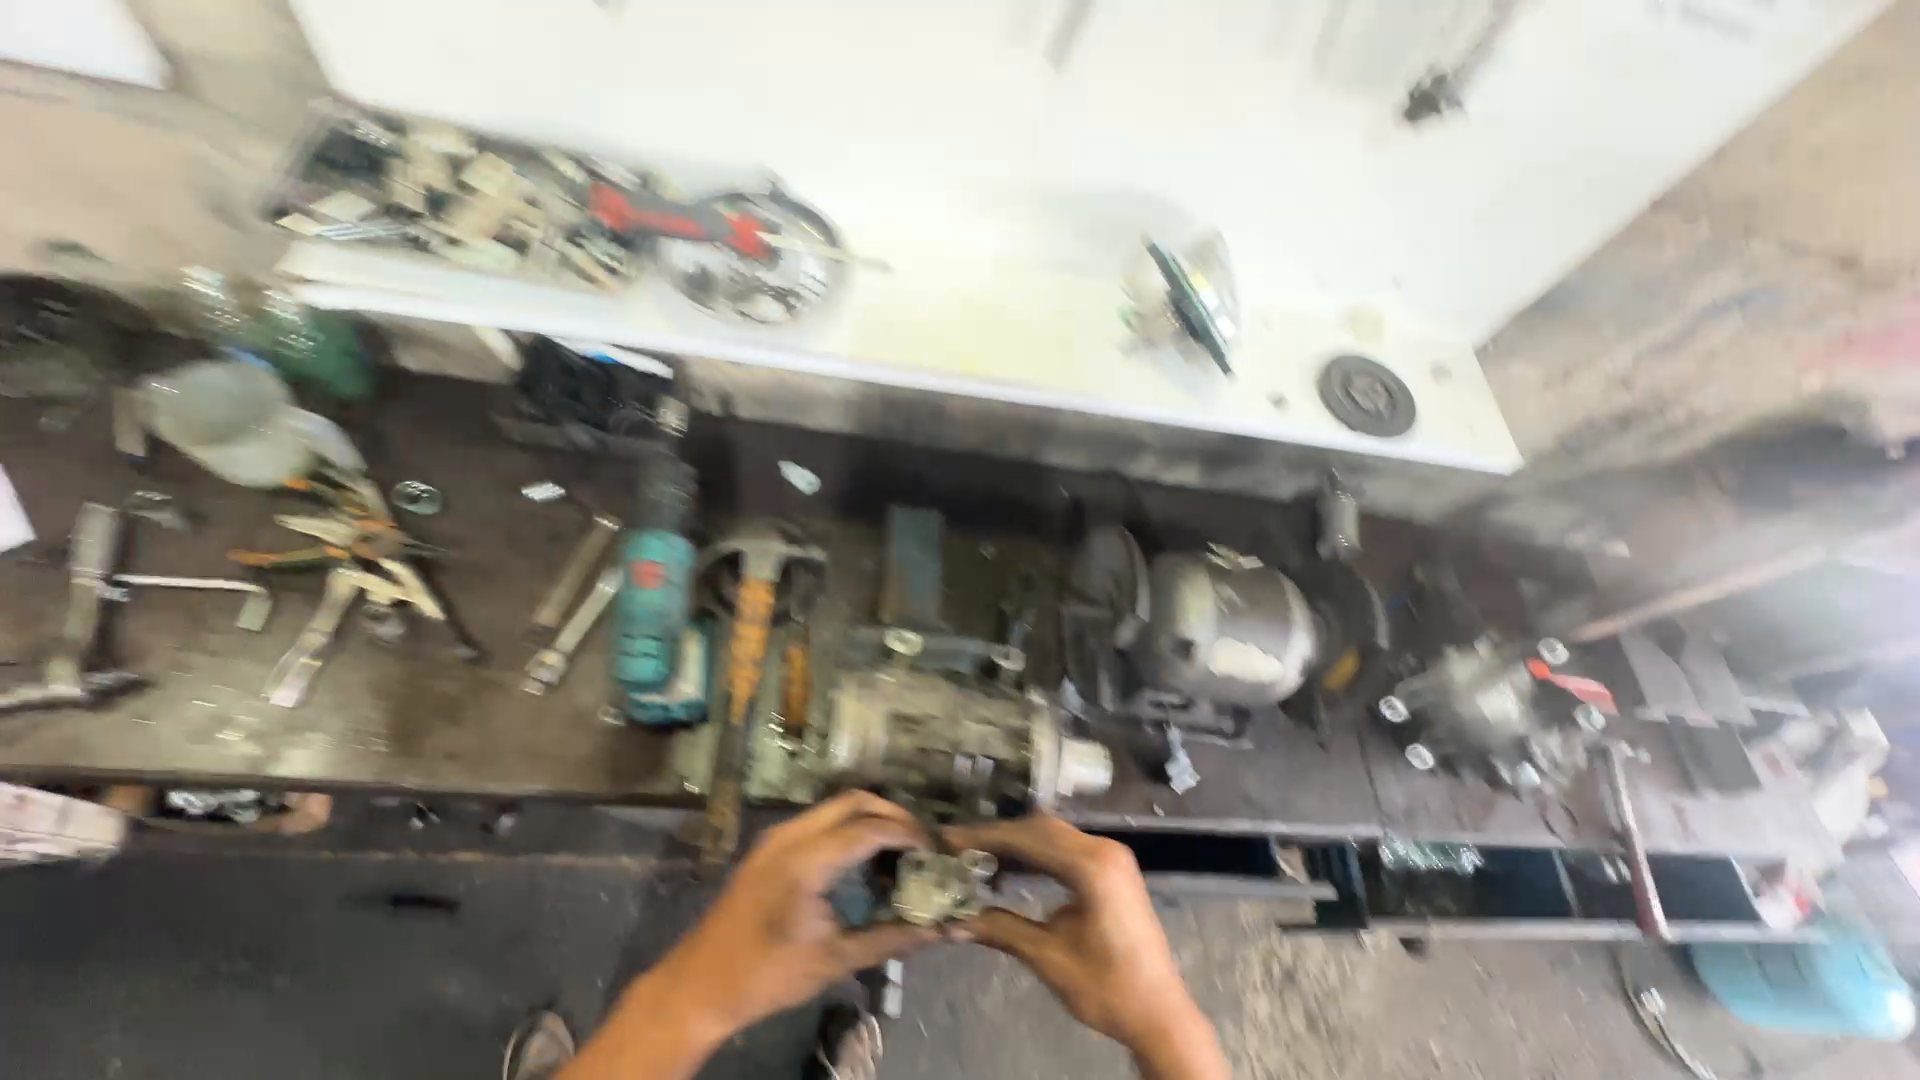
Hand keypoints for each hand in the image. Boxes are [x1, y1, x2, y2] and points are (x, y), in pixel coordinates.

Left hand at [564, 793, 937, 1079]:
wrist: (698, 986)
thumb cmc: (766, 976)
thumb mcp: (833, 960)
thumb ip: (890, 938)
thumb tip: (940, 930)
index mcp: (804, 861)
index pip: (868, 828)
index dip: (908, 834)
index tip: (936, 850)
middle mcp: (790, 835)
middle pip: (854, 801)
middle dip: (893, 815)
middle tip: (922, 842)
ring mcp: (776, 836)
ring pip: (836, 806)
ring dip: (871, 818)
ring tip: (899, 848)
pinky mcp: (770, 846)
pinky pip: (819, 820)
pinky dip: (849, 827)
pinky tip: (864, 857)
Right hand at [945, 815, 1227, 1079]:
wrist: (1159, 1013)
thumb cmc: (1108, 988)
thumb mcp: (1049, 958)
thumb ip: (1002, 930)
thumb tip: (951, 922)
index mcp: (1093, 867)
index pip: (1029, 838)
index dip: (986, 836)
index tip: (950, 839)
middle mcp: (1105, 851)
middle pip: (1041, 830)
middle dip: (998, 836)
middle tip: (958, 847)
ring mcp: (1112, 858)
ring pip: (1054, 836)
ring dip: (1016, 844)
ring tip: (976, 858)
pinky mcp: (1113, 870)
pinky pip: (1067, 849)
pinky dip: (1037, 855)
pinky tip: (1011, 870)